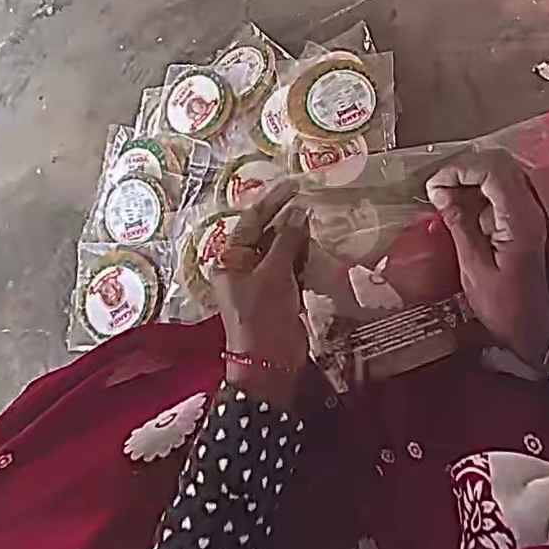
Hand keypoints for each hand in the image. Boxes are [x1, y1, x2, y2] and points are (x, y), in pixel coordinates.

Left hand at [211, 181, 310, 408]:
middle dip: (288, 218)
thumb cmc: (264, 316)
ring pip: (281, 248)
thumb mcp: (274, 274)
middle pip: (266, 233)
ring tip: (318, 221)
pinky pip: (292, 265)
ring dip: (298, 237)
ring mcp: (262, 280)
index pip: (251, 220)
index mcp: (230, 259)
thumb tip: (299, 211)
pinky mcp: (280, 292)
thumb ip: (286, 241)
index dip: (272, 201)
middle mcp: (243, 266)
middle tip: (311, 200)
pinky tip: (318, 246)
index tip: (294, 184)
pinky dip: (303, 255)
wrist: (271, 363)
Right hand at [426, 150, 548, 366]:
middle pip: (498, 162)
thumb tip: (441, 193)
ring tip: (445, 195)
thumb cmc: (507, 307)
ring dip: (470, 175)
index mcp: (519, 219)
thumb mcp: (474, 270)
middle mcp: (531, 207)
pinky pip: (502, 186)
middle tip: (437, 189)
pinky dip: (479, 187)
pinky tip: (461, 204)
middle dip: (462, 168)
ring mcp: (532, 209)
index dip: (459, 170)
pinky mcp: (527, 216)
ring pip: (501, 170)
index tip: (435, 185)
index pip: (492, 170)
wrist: (540, 327)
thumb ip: (459, 226)